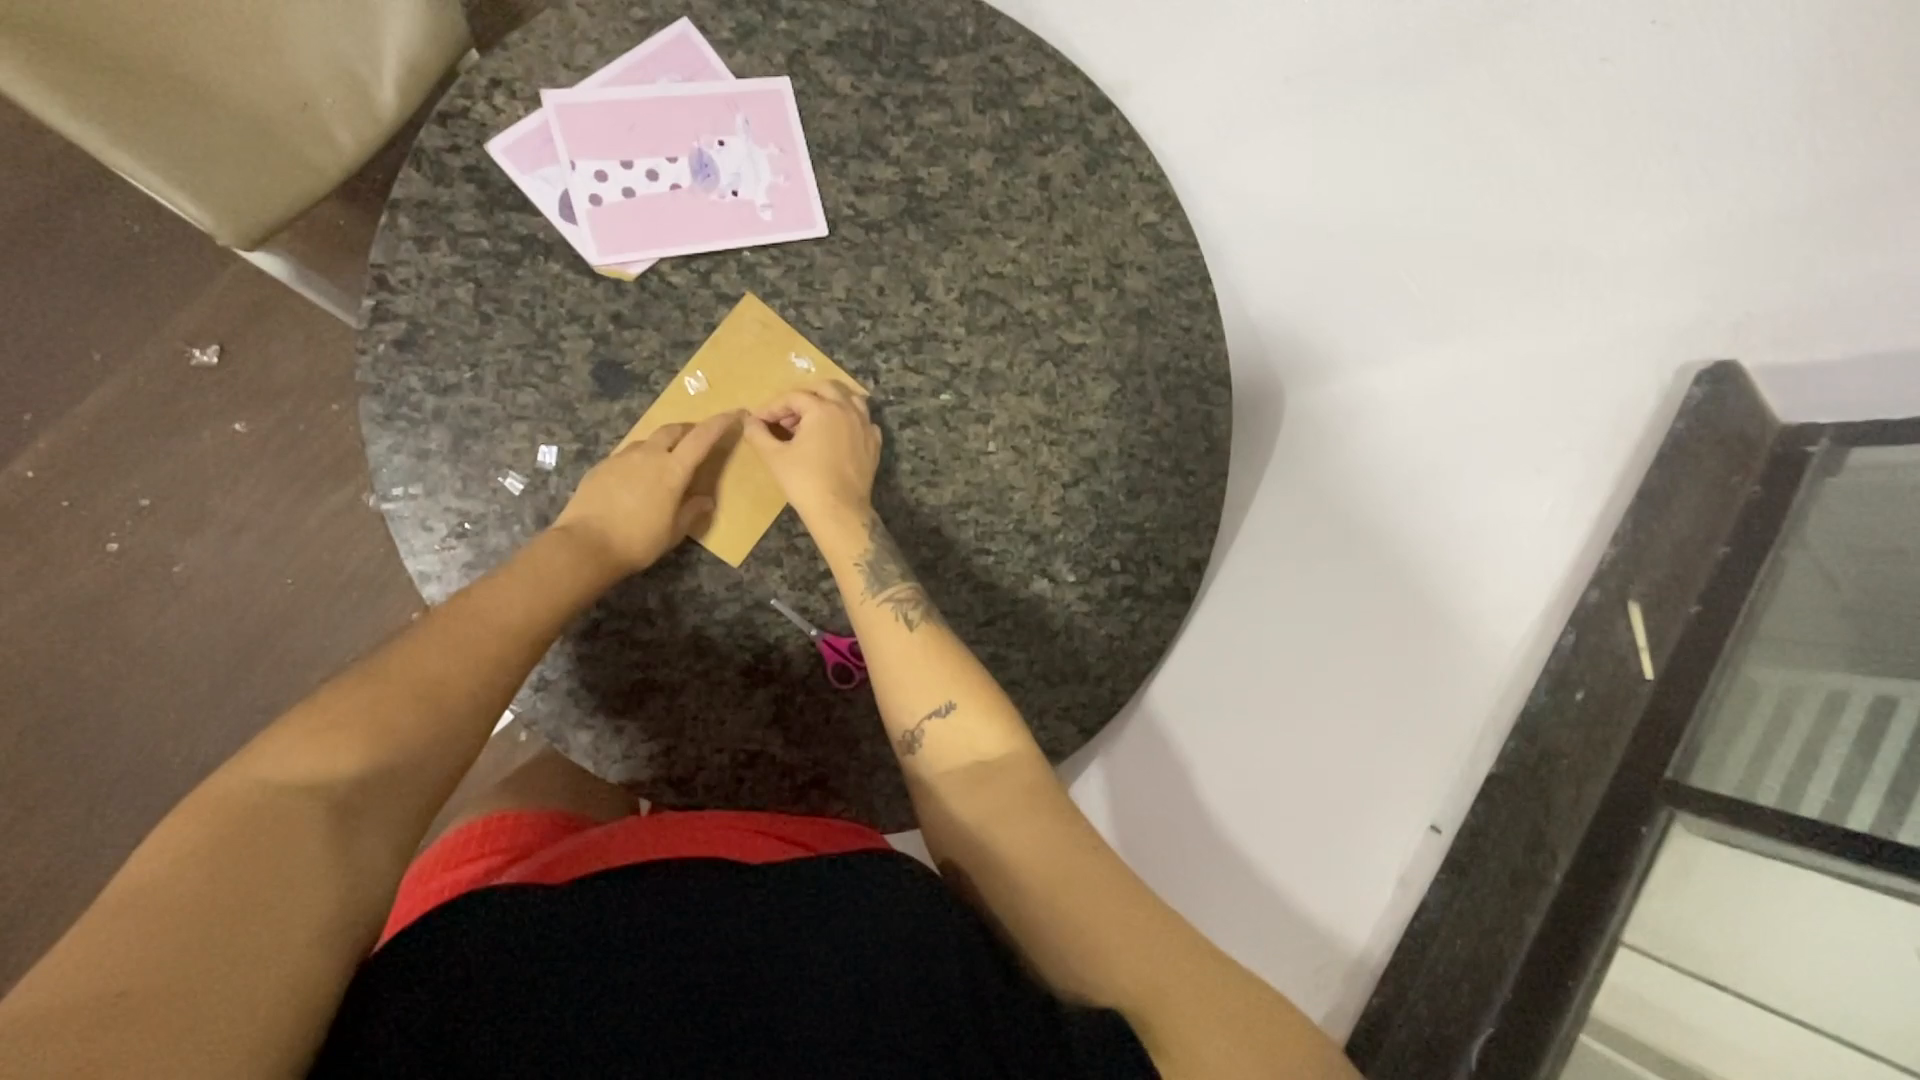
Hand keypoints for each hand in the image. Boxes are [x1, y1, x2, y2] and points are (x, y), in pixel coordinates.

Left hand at [552, 412, 739, 573]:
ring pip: (647, 441)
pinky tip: (635, 481)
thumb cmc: (639, 541)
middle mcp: (648, 455)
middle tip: (696, 440)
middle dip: (688, 430)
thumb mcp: (673, 532)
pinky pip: (626, 456)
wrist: (586, 545)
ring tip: (664, 463)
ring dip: (661, 445)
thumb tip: (705, 500)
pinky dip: (639, 460)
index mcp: (673, 470)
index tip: (734, 414)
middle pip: (672, 430)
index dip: (720, 423)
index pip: (702, 438)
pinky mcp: (601, 467)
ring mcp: (621, 458)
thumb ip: (691, 511)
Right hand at [743, 381, 880, 525]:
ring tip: (813, 419)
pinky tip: (838, 433)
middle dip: (802, 398)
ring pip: (849, 399)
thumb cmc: (804, 481)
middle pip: (824, 389)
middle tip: (786, 417)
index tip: (759, 420)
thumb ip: (758, 434)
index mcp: (822, 409)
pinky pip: (863, 420)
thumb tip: (749, 420)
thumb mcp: (774, 456)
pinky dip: (849, 420)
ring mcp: (865, 425)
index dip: (773, 407)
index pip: (793, 397)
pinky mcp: (874, 442)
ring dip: (829, 402)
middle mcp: (847, 410)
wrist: (839, 510)